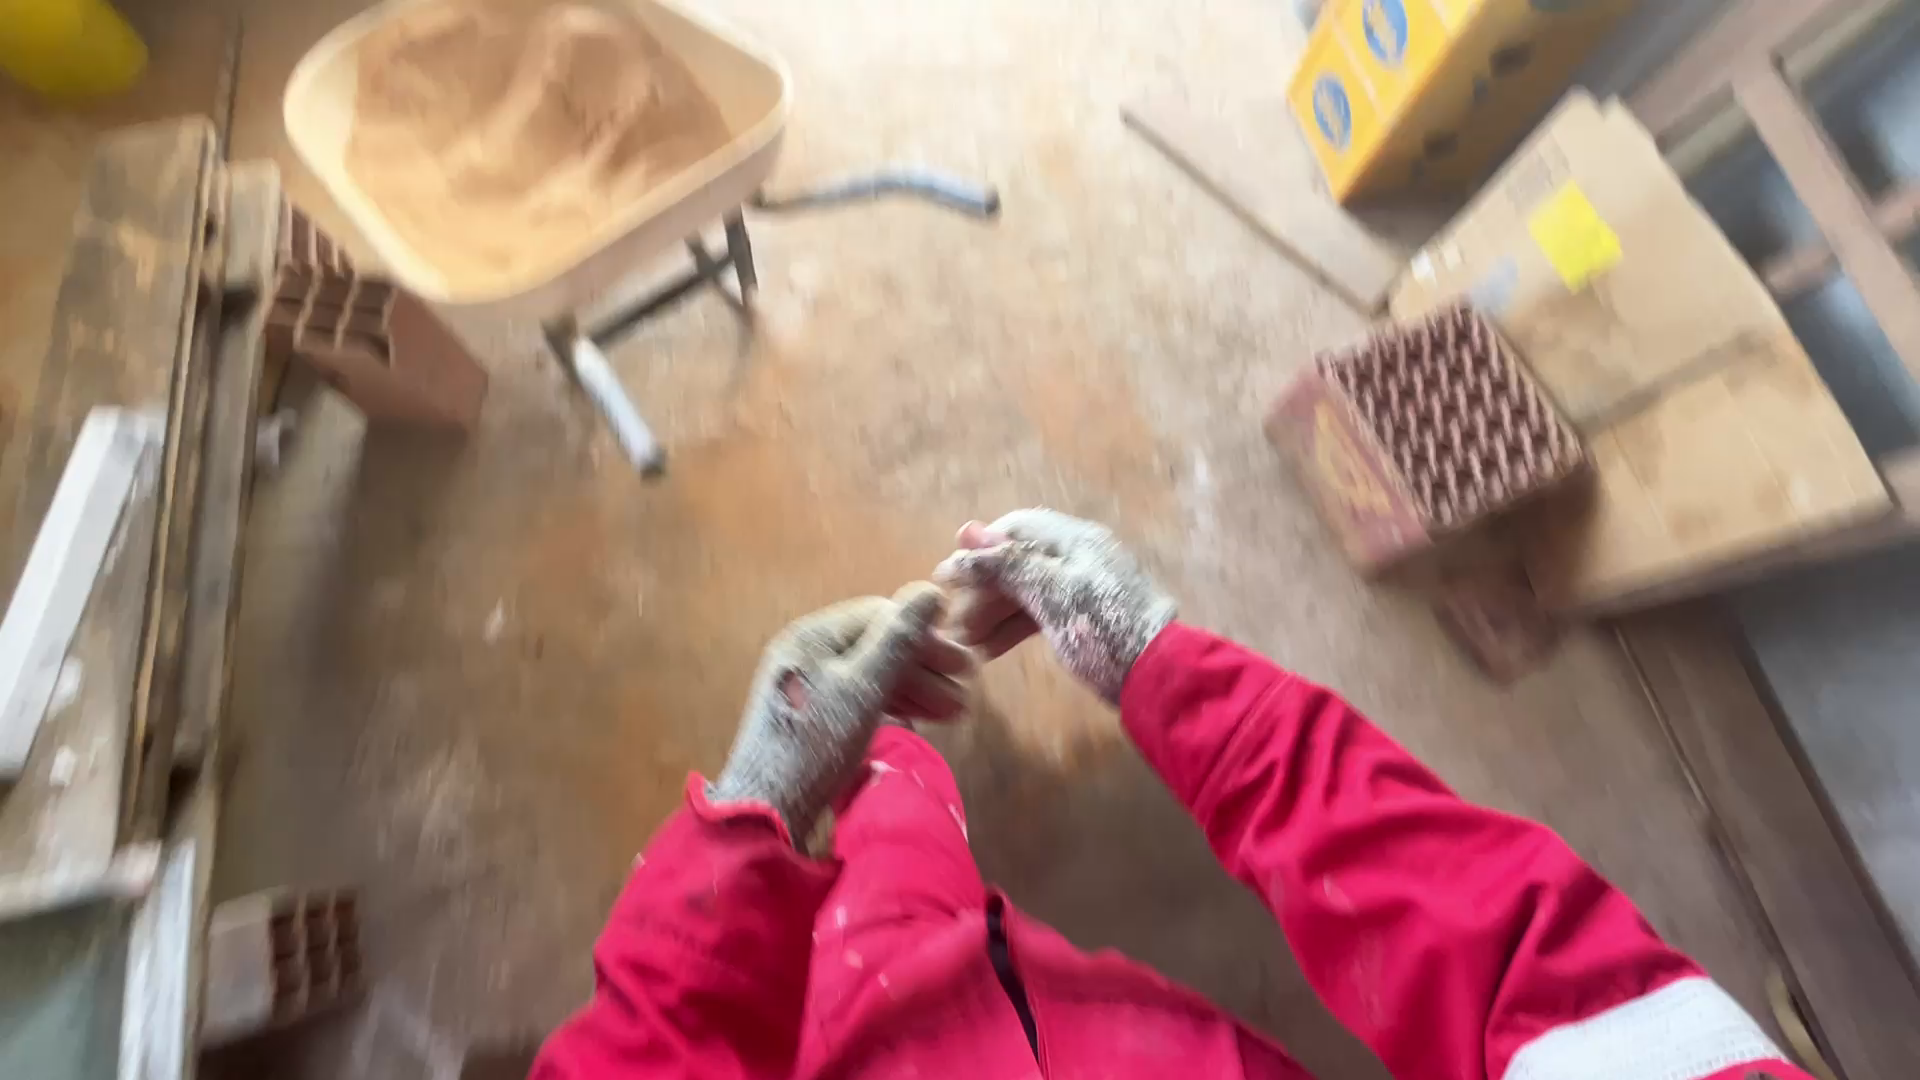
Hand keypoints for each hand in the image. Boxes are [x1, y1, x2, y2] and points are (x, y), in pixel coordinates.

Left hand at [708, 583, 973, 840]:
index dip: (924, 634)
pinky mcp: (815, 713)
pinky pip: (862, 695)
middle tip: (966, 688)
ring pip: (873, 671)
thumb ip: (898, 640)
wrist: (768, 812)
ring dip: (916, 686)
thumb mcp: (863, 689)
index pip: (879, 616)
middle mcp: (809, 651)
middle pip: (878, 643)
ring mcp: (810, 682)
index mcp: (813, 635)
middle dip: (924, 665)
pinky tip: (923, 719)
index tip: (962, 661)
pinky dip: (894, 703)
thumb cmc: (815, 745)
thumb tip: (931, 590)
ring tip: (954, 711)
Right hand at [935, 509, 1175, 701]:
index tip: (949, 576)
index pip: (1016, 529)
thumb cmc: (1103, 629)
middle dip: (982, 589)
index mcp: (1074, 540)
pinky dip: (1012, 629)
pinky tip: (988, 650)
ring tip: (963, 640)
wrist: (1158, 677)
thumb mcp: (1052, 593)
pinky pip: (1038, 615)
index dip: (980, 548)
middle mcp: (1076, 558)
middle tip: (952, 621)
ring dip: (992, 613)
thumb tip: (964, 532)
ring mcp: (1080, 590)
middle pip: (1017, 562)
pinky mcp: (1082, 620)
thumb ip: (1007, 563)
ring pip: (1025, 592)